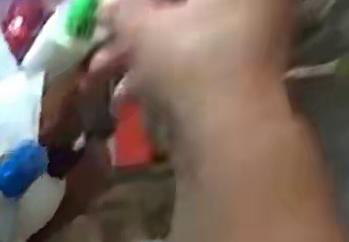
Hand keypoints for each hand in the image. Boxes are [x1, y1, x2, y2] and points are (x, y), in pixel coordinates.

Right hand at [102, 0, 294, 126]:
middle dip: (131, 33)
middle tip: (96, 58)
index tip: (108, 18)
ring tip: (100, 83)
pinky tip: (127, 94)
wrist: (226, 123)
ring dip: (136, 57)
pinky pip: (193, 54)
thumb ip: (123, 12)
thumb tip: (104, 5)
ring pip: (182, 33)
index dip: (135, 4)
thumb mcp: (145, 32)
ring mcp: (253, 25)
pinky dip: (159, 69)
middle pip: (180, 8)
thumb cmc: (190, 62)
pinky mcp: (242, 60)